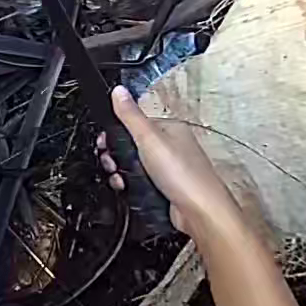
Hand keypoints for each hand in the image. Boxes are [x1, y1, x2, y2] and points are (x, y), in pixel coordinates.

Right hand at [97, 85, 241, 234]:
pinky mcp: (166, 187)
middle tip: (112, 163)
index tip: (105, 143)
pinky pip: (140, 181)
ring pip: (134, 165)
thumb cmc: (184, 176)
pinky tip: (129, 189)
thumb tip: (118, 91)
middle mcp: (172, 146)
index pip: (134, 123)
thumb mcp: (149, 139)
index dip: (116, 133)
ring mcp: (169, 168)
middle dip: (116, 155)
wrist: (200, 214)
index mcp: (171, 128)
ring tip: (120, 178)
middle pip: (132, 144)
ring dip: (121, 172)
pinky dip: (131, 185)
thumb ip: (131, 115)